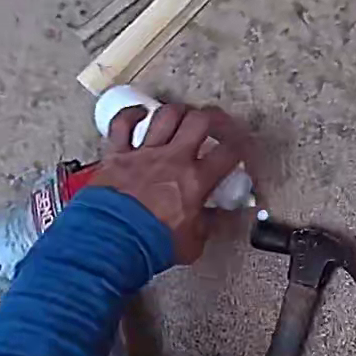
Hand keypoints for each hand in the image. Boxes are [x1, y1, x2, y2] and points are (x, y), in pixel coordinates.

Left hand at [90, 103, 248, 263]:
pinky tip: (140, 113)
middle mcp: (173, 160)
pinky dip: (132, 114)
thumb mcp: (194, 241)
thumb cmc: (150, 243)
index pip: (230, 152)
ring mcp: (144, 154)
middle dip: (215, 117)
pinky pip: (122, 124)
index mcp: (196, 181)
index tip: (245, 146)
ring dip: (179, 112)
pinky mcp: (117, 155)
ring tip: (185, 115)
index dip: (243, 145)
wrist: (111, 242)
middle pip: (200, 121)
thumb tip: (222, 219)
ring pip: (166, 115)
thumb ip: (210, 224)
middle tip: (219, 123)